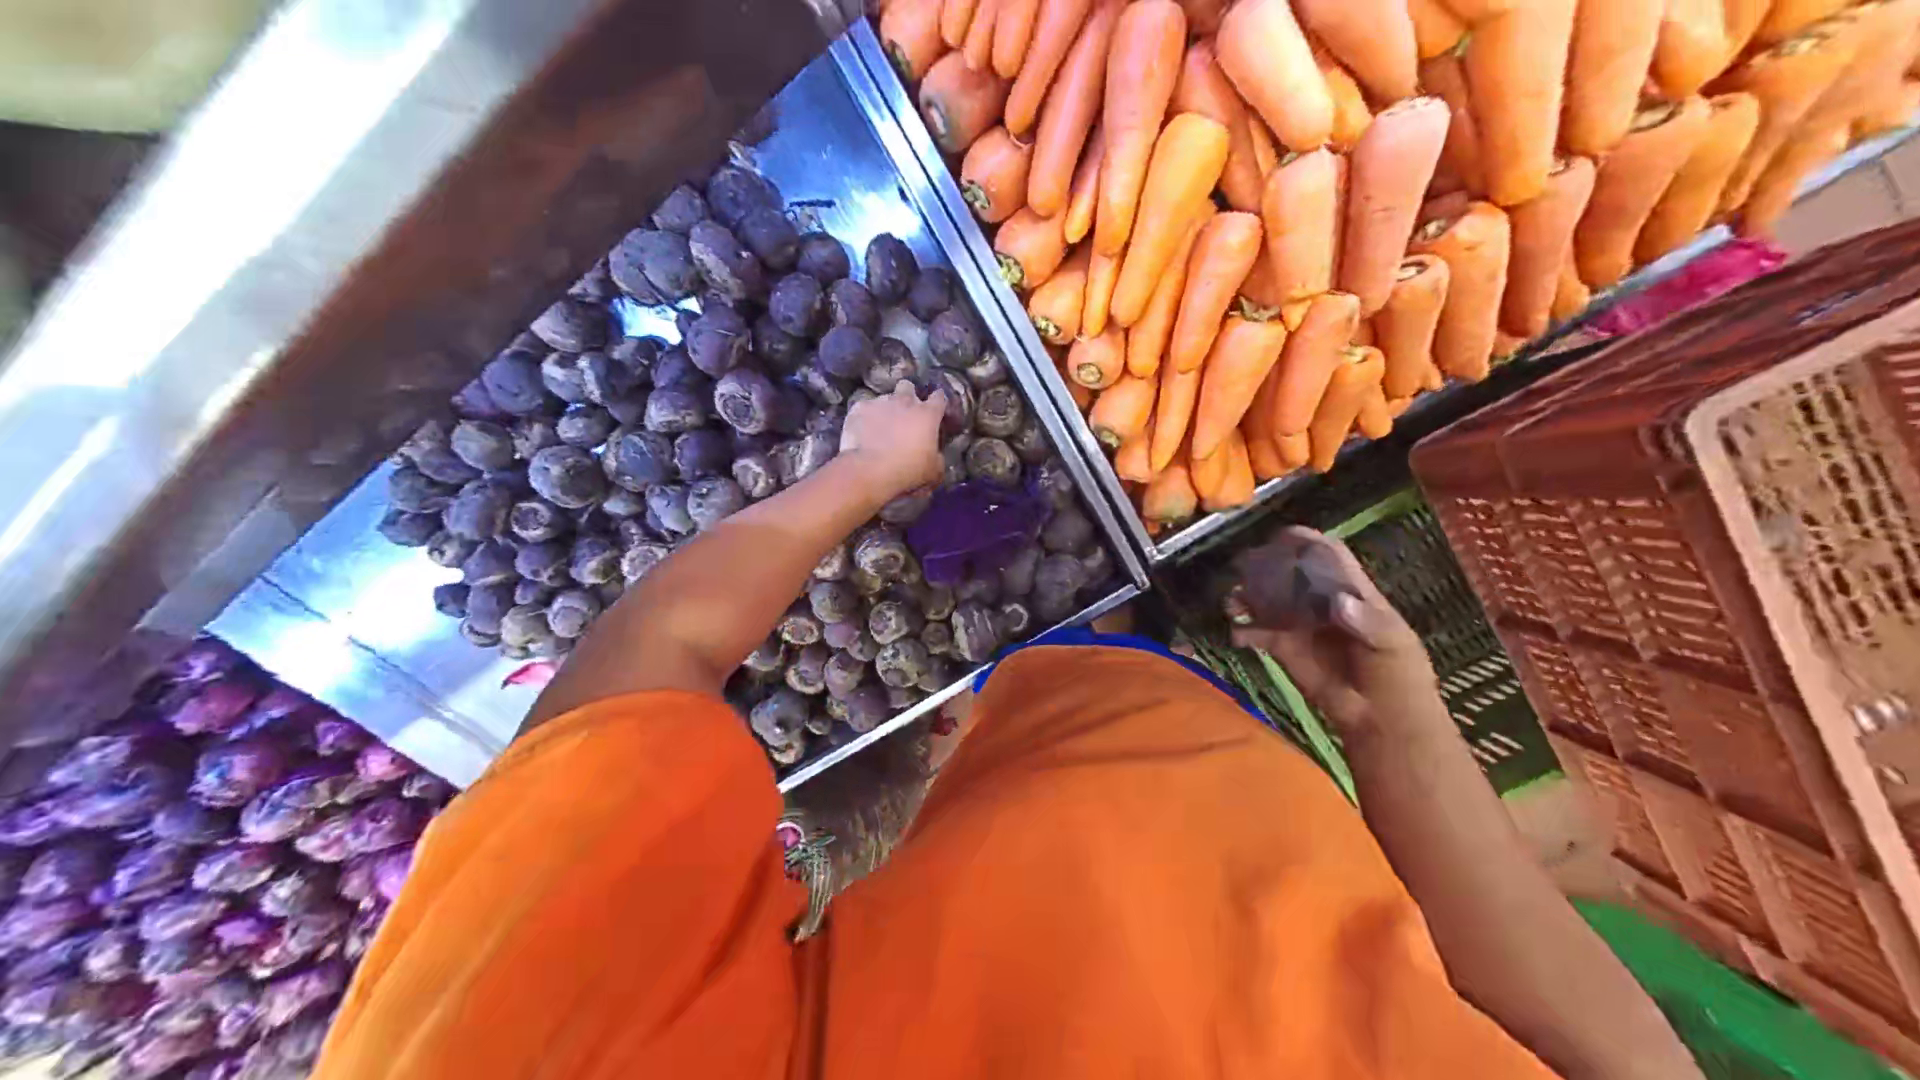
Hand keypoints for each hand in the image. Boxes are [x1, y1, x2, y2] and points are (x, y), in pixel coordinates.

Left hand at [838, 381, 947, 499]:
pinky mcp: (858, 408)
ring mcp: (880, 402)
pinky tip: (863, 431)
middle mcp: (904, 402)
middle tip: (905, 414)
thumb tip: (935, 455)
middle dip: (907, 396)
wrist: (870, 471)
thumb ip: (937, 457)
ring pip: (885, 397)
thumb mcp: (934, 472)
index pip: (939, 398)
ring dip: (886, 408)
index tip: (936, 411)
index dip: (938, 402)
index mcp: (927, 414)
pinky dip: (865, 417)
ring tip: (881, 426)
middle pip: (908, 387)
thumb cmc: (908, 471)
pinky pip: (864, 408)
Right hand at [1227, 527, 1439, 738]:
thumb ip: (1368, 623)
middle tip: (1242, 567)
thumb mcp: (1393, 646)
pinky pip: (1255, 633)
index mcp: (1351, 592)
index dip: (1306, 541)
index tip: (1280, 536)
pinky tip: (1237, 635)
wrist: (1383, 721)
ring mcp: (1299, 624)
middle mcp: (1319, 602)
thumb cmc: (1398, 678)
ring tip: (1233, 603)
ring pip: (1265, 600)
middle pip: (1288, 572)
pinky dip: (1242, 631)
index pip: (1327, 555)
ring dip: (1246, 596)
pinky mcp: (1283, 648)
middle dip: (1264, 566)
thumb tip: (1338, 602)